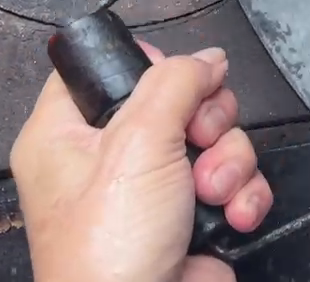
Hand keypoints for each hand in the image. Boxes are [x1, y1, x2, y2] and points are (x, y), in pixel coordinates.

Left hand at [11, 44, 274, 281]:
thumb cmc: (109, 250)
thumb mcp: (138, 143)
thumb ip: (176, 82)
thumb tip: (207, 58)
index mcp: (66, 139)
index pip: (100, 70)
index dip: (143, 65)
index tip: (168, 84)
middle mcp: (109, 159)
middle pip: (180, 97)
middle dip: (210, 119)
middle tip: (197, 143)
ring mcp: (155, 186)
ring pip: (216, 135)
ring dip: (230, 160)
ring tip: (213, 192)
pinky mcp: (194, 209)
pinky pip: (235, 173)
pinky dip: (242, 190)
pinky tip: (230, 212)